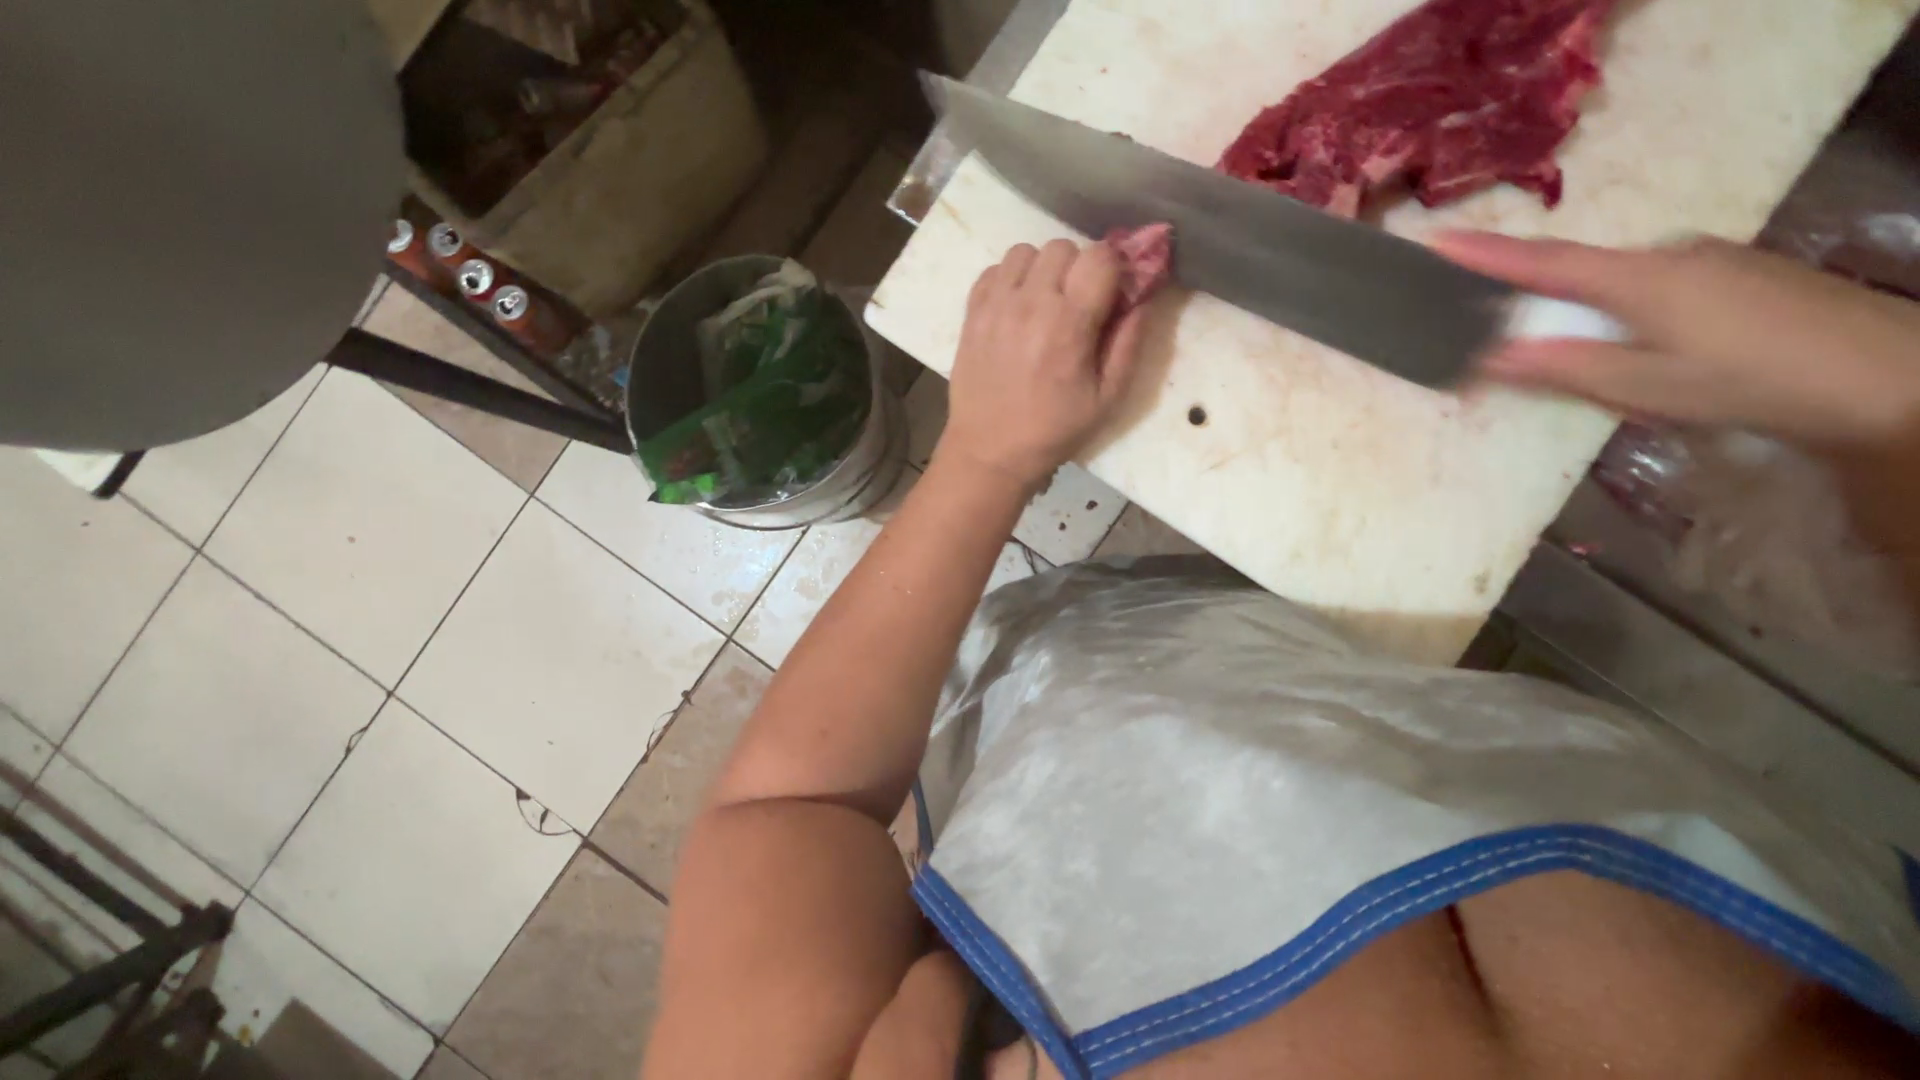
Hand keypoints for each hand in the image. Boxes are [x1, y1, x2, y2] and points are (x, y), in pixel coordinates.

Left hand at [937, 239, 1146, 489]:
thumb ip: (1129, 343)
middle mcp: (1030, 303)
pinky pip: (995, 268)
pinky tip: (1018, 307)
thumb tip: (1142, 298)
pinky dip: (1011, 278)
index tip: (1113, 291)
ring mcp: (995, 304)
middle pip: (1063, 246)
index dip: (1114, 268)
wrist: (990, 450)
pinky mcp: (972, 312)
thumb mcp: (1107, 398)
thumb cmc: (1054, 429)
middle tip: (1079, 301)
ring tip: (1045, 301)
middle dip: (1079, 267)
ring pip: (1026, 250)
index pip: (1100, 257)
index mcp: (1068, 324)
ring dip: (1042, 268)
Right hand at [1434, 230, 1919, 451]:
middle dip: (1543, 300)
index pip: (1544, 263)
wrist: (1885, 377)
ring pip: (1626, 285)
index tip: (1438, 240)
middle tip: (1519, 341)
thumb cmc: (1749, 382)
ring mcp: (1711, 260)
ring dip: (1597, 316)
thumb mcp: (1645, 388)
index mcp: (1639, 280)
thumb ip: (1564, 369)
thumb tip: (1489, 356)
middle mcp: (1671, 256)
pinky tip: (1664, 355)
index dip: (1487, 255)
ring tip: (1612, 368)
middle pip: (1582, 273)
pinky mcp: (1741, 274)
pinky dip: (1636, 314)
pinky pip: (1661, 287)